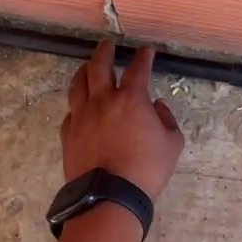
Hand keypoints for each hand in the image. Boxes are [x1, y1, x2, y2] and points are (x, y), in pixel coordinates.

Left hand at [60, 41, 183, 197]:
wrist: (109, 196)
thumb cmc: (147, 168)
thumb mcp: (172, 143)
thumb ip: (166, 119)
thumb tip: (155, 107)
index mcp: (131, 99)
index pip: (138, 68)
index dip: (143, 56)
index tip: (146, 49)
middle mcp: (103, 100)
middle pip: (99, 66)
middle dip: (104, 52)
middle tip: (107, 44)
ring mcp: (81, 116)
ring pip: (78, 85)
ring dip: (84, 71)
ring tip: (87, 66)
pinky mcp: (68, 134)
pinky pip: (71, 112)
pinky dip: (77, 105)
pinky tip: (79, 106)